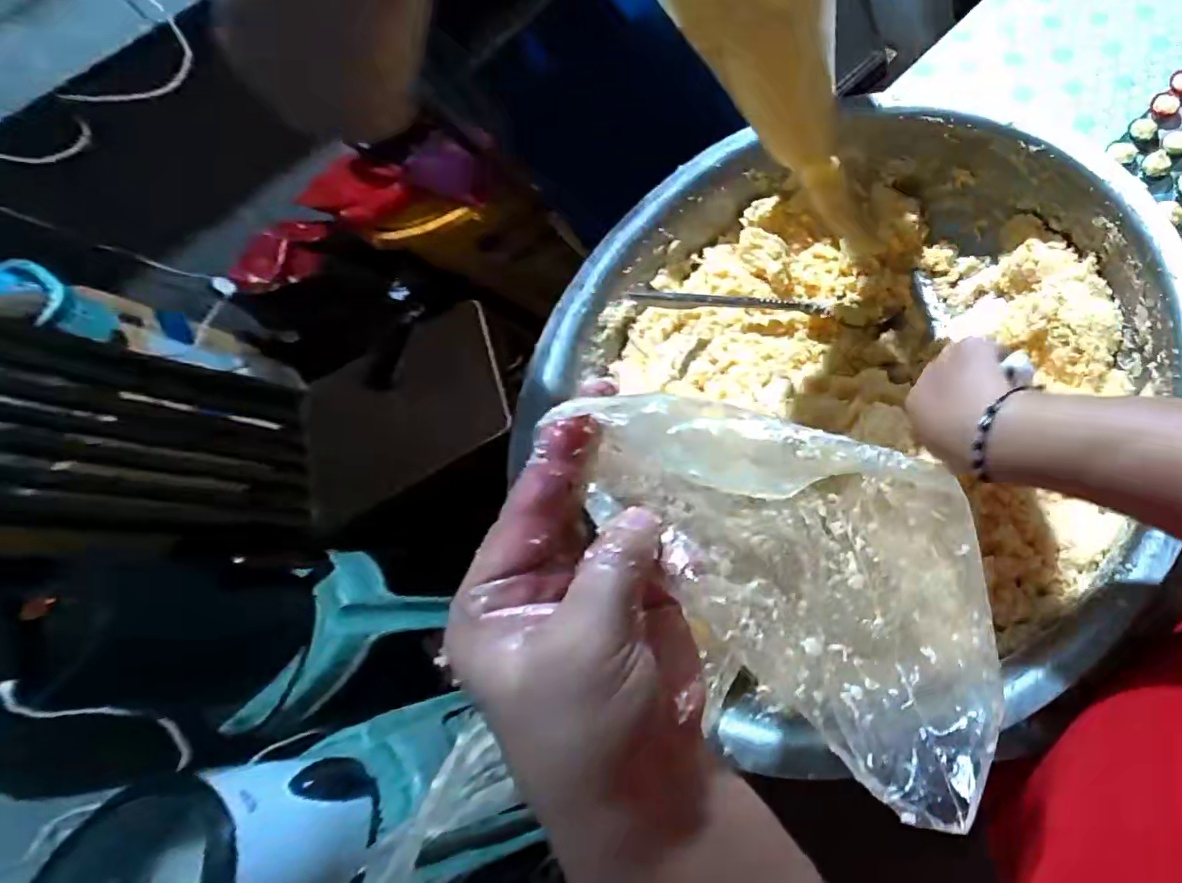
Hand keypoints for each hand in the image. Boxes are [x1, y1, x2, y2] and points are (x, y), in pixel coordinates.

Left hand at [443, 383, 708, 870]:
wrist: (645, 783)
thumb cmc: (585, 723)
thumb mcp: (583, 643)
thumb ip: (611, 566)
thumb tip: (644, 512)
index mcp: (498, 599)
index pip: (523, 515)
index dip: (552, 461)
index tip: (579, 412)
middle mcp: (543, 584)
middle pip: (569, 506)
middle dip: (590, 456)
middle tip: (611, 398)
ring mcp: (599, 586)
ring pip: (618, 521)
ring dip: (638, 487)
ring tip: (654, 438)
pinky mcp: (645, 595)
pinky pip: (658, 546)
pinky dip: (673, 529)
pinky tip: (684, 509)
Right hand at [905, 337, 1015, 473]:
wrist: (987, 433)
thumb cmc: (968, 453)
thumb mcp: (950, 455)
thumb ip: (949, 442)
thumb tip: (958, 443)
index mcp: (915, 406)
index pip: (929, 399)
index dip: (951, 403)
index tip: (970, 413)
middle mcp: (924, 378)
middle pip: (944, 374)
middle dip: (963, 382)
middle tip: (988, 397)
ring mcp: (946, 357)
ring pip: (965, 359)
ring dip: (980, 368)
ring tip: (1006, 385)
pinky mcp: (968, 346)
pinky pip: (987, 348)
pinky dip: (1000, 357)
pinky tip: (1015, 373)